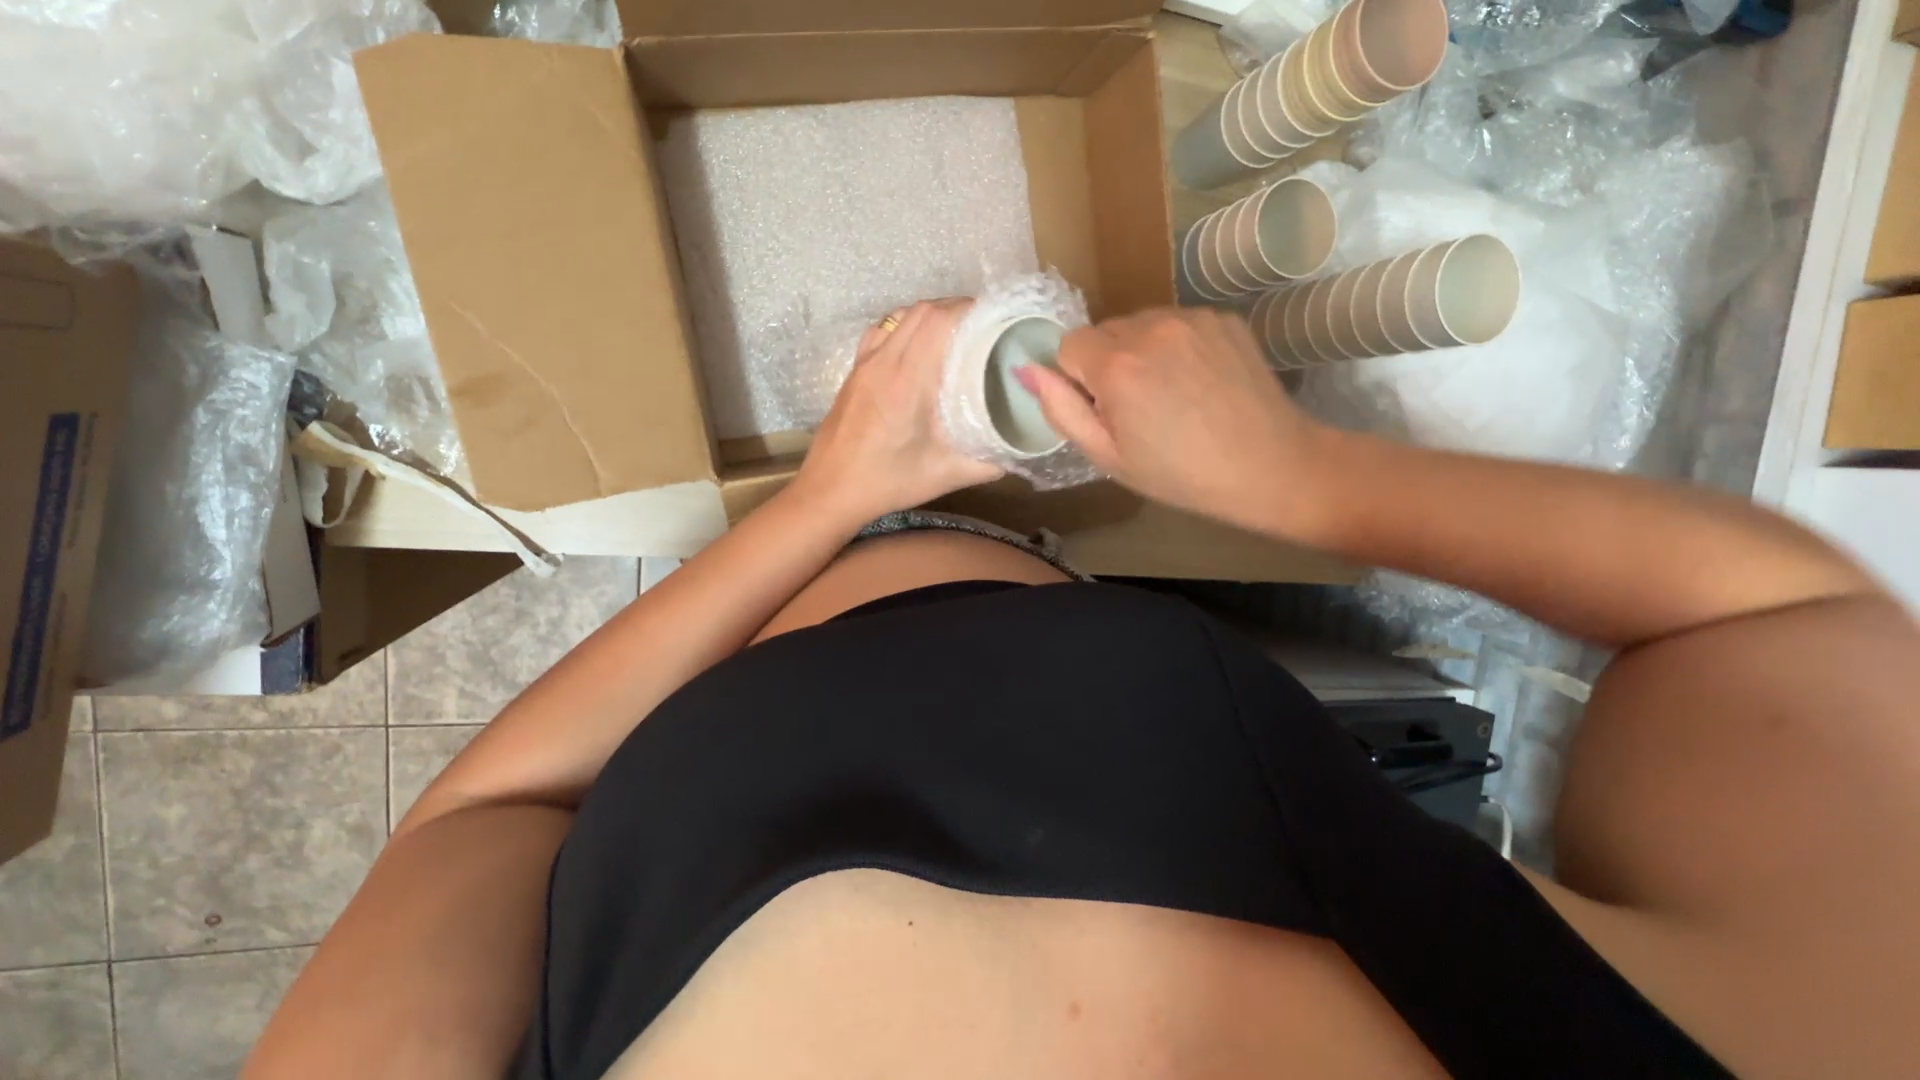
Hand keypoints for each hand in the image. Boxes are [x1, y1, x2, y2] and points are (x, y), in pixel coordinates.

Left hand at [793, 299, 1003, 523]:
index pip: (939, 320)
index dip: (969, 309)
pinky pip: (882, 332)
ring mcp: (864, 364)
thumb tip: (1022, 447)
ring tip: (955, 333)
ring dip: (930, 315)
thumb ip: (989, 461)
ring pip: (900, 317)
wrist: (829, 491)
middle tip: (983, 325)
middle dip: (955, 309)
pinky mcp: (854, 371)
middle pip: (922, 310)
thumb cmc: (887, 483)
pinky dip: (905, 327)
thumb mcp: (946, 475)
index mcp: (907, 381)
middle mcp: (883, 363)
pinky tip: (918, 347)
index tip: (995, 318)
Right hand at [1016, 307, 1328, 537]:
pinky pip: (1177, 323)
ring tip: (1173, 394)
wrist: (1269, 465)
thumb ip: (1060, 409)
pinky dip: (1177, 346)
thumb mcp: (1108, 456)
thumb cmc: (1180, 474)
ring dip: (1143, 351)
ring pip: (1140, 324)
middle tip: (1140, 407)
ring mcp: (1190, 318)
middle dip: (1109, 362)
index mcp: (1116, 365)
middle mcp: (1150, 328)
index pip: (1068, 345)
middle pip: (1104, 331)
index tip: (1107, 410)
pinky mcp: (1221, 317)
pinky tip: (1199, 381)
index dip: (1079, 380)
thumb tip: (1025, 370)